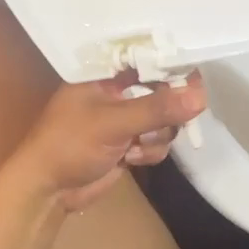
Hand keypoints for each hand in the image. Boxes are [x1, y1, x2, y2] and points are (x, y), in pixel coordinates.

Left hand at [10, 73, 206, 209]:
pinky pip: (158, 141)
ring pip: (164, 119)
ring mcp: (124, 119)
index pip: (146, 57)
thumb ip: (156, 108)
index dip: (172, 65)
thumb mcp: (113, 123)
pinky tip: (131, 161)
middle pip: (162, 88)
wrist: (47, 191)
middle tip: (185, 113)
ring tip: (138, 147)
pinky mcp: (130, 144)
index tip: (194, 79)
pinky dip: (151, 152)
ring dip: (158, 135)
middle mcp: (117, 91)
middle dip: (171, 106)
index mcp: (104, 74)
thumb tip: (201, 97)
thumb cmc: (69, 145)